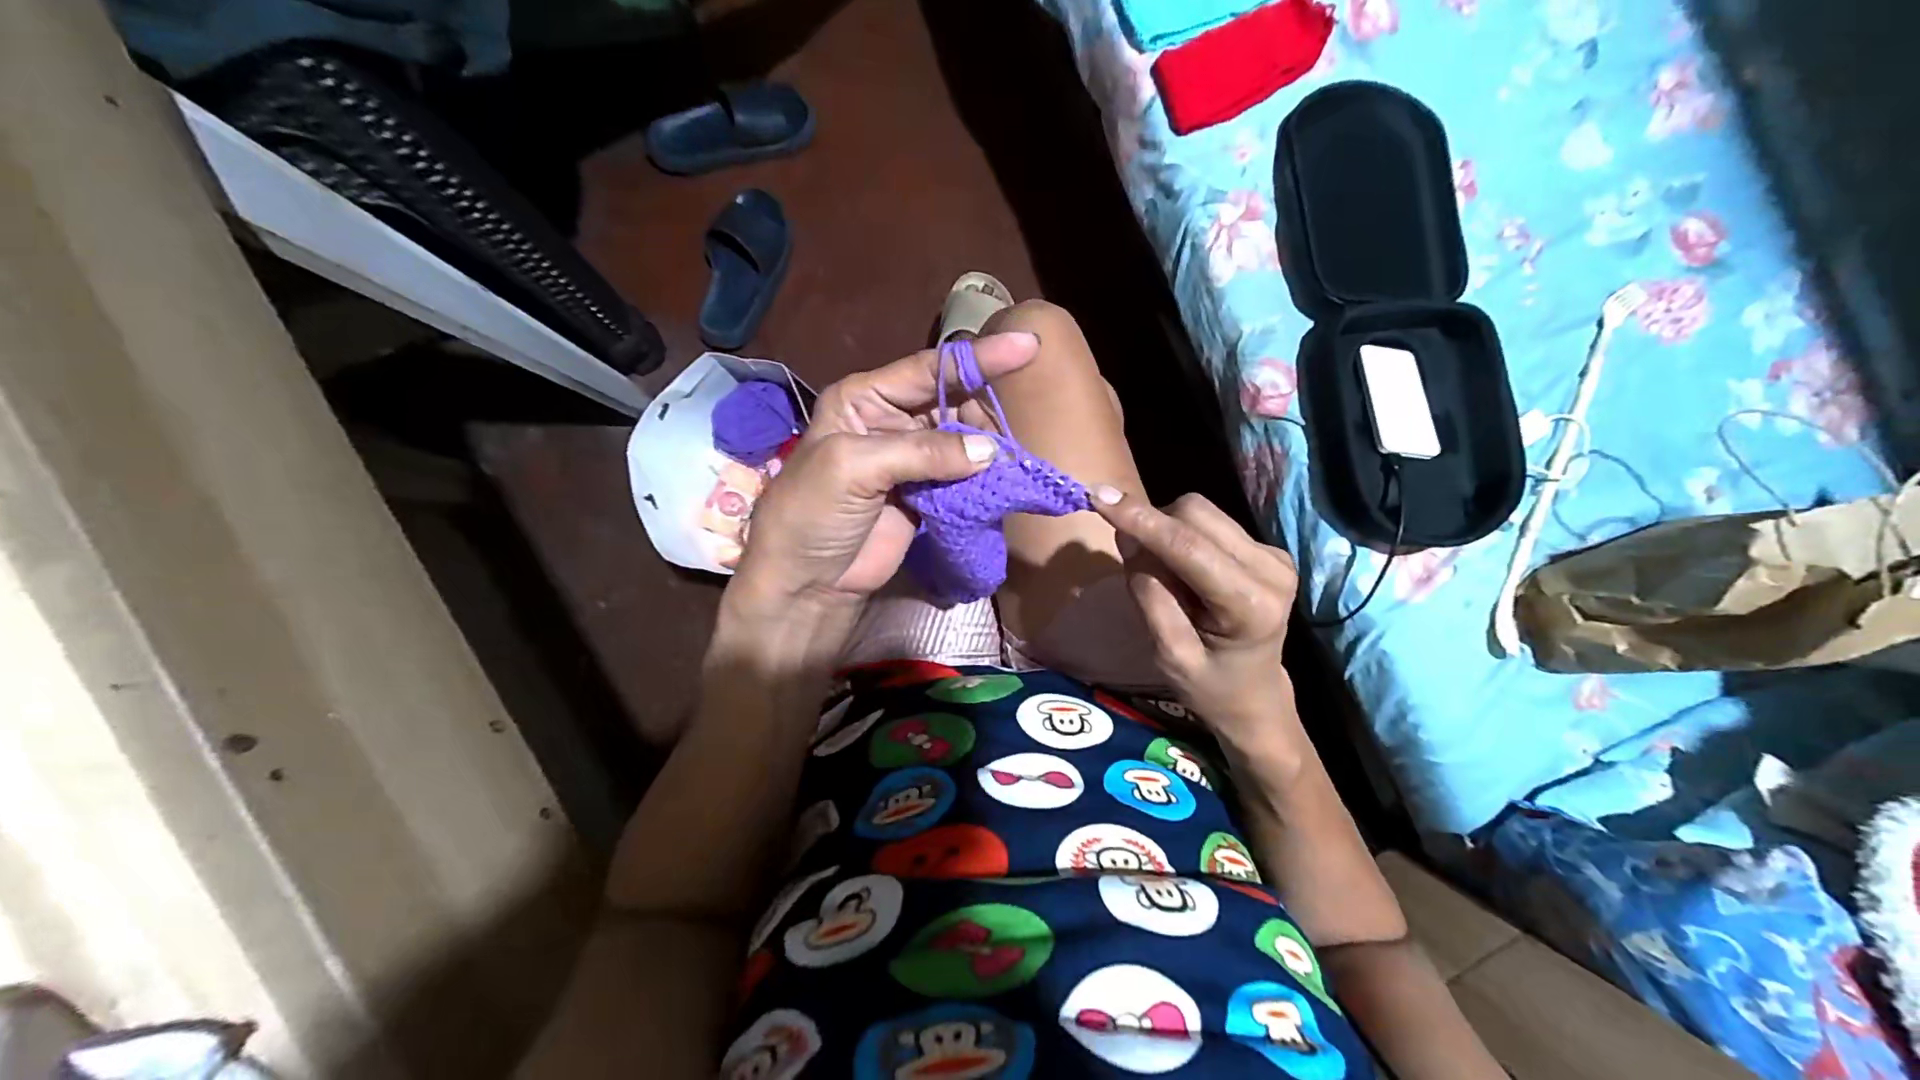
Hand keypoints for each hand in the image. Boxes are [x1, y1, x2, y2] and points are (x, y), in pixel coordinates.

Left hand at [796, 331, 1039, 592]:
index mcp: (864, 399)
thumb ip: (921, 452)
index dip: (978, 358)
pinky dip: (984, 478)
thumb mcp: (853, 467)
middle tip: (1007, 432)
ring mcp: (911, 460)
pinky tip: (1003, 479)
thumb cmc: (812, 512)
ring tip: (1009, 459)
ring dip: (988, 448)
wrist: (805, 582)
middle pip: (952, 401)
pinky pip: (964, 477)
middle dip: (983, 409)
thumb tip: (990, 452)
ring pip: (964, 440)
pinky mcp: (927, 495)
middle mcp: (891, 421)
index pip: (929, 369)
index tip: (1027, 346)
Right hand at [1092, 487, 1306, 762]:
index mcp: (1251, 604)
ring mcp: (1273, 554)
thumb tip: (1129, 537)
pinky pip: (1209, 522)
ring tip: (1168, 578)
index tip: (1097, 496)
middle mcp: (1271, 569)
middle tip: (1138, 566)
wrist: (1254, 696)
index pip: (1188, 548)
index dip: (1141, 519)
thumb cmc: (1209, 686)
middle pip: (1196, 514)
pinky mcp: (1265, 548)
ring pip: (1201, 512)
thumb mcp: (1169, 656)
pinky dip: (1182, 537)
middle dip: (1154, 526)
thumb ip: (1150, 598)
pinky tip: (1185, 573)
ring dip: (1167, 531)